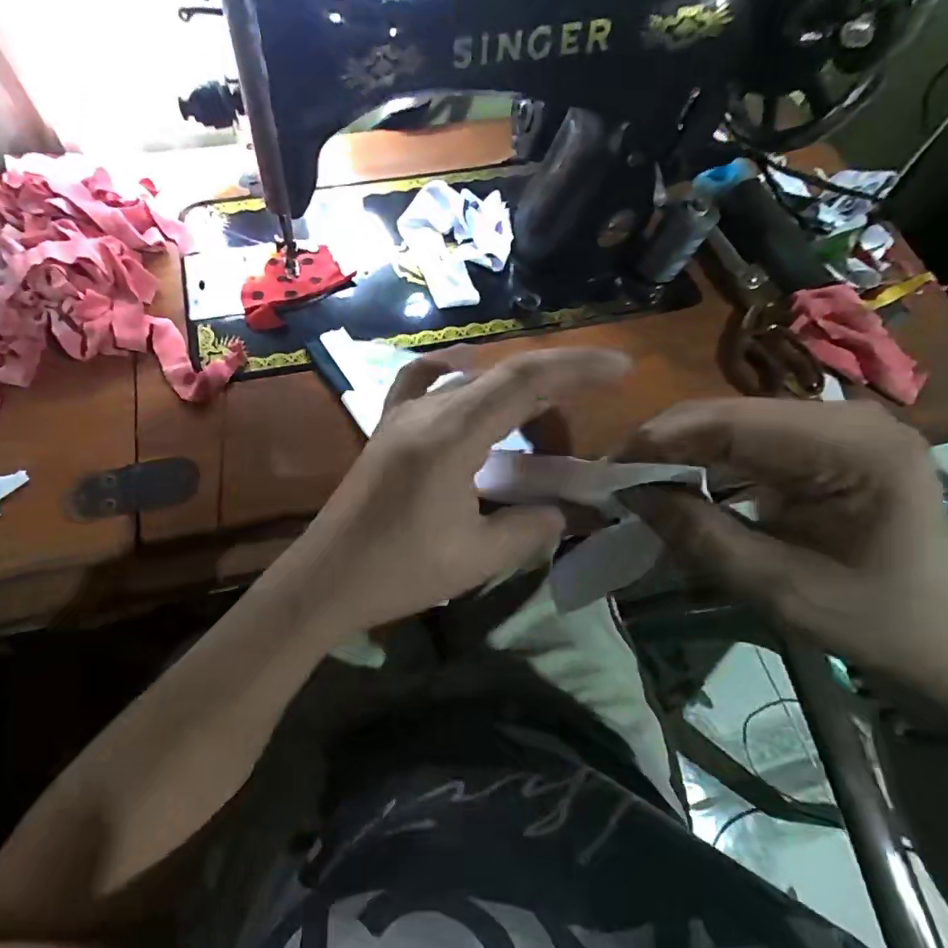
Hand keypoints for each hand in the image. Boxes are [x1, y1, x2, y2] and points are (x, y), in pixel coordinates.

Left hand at [282, 347, 631, 632]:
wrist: (325, 580)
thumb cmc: (398, 572)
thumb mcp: (477, 557)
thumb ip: (529, 527)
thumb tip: (560, 511)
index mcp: (450, 437)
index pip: (524, 381)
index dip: (577, 368)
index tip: (622, 370)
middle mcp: (424, 412)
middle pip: (500, 375)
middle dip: (555, 384)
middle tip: (587, 415)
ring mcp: (399, 415)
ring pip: (469, 378)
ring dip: (513, 390)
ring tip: (542, 421)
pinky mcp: (385, 428)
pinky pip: (423, 381)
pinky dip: (456, 373)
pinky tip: (468, 377)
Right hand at [618, 398, 947, 729]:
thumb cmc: (878, 624)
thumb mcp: (779, 587)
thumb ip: (700, 535)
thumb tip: (630, 494)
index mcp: (856, 446)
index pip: (734, 421)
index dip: (663, 438)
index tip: (608, 466)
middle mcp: (850, 421)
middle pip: (732, 415)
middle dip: (667, 444)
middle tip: (614, 477)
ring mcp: (842, 432)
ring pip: (736, 427)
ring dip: (684, 454)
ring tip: (636, 483)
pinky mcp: (830, 451)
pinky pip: (753, 447)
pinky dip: (710, 467)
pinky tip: (680, 488)